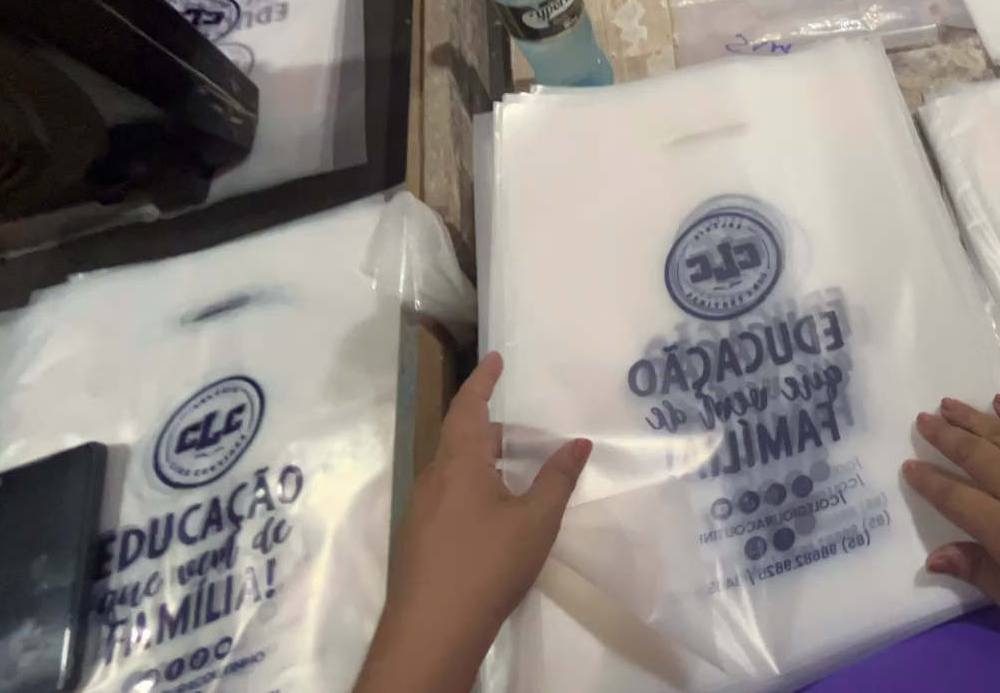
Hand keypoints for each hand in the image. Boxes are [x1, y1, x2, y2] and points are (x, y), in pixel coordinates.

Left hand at [354, 352, 590, 692]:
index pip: (468, 409)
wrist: (429, 640)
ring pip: (455, 470)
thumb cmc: (486, 566)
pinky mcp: (421, 543)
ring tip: (521, 467)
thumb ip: (558, 477)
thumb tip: (578, 442)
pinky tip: (500, 510)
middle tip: (530, 430)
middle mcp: (433, 482)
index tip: (495, 358)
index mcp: (458, 465)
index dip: (483, 382)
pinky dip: (477, 485)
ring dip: (486, 459)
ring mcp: (422, 515)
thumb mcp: (537, 518)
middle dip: (494, 427)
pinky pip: (450, 495)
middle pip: (461, 440)